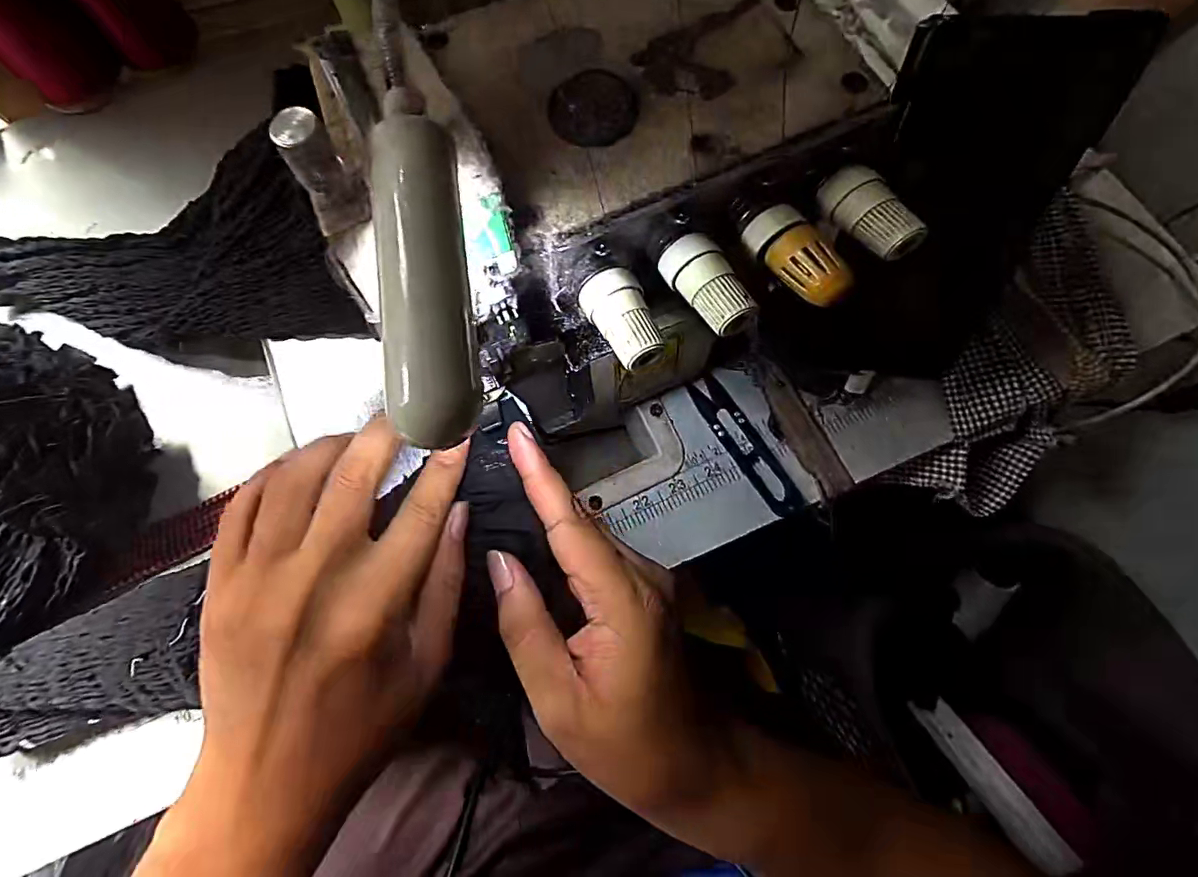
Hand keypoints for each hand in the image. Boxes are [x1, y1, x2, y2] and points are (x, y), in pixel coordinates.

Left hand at [139, 417, 469, 876]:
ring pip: (293, 477)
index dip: (444, 465)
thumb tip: (459, 512)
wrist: (261, 782)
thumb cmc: (357, 729)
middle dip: (386, 433)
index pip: (420, 512)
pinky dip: (273, 473)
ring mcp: (256, 576)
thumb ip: (446, 583)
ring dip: (329, 445)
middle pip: (353, 476)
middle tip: (403, 415)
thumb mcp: (424, 668)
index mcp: (372, 605)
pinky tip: (297, 468)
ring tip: (352, 441)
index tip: (455, 434)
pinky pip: (242, 503)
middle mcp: (313, 579)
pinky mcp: (220, 582)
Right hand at [491, 420, 1034, 876]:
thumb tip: (499, 559)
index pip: (571, 524)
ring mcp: (649, 578)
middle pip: (580, 519)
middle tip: (496, 452)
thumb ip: (525, 625)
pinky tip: (536, 535)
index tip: (518, 432)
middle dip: (538, 482)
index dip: (540, 475)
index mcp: (620, 601)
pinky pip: (597, 550)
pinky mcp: (647, 587)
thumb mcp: (558, 702)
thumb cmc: (626, 747)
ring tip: (506, 484)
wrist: (700, 766)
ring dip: (549, 508)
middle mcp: (641, 575)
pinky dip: (564, 536)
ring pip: (589, 531)